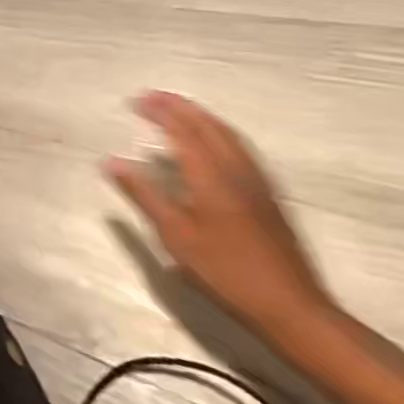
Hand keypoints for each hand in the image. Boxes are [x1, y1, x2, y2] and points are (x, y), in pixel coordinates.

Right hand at [105, 91, 333, 336]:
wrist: (292, 308)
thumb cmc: (225, 272)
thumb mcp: (175, 236)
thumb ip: (144, 194)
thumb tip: (112, 161)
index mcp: (211, 176)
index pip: (182, 131)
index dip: (159, 112)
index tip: (136, 101)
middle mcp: (236, 170)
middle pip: (208, 126)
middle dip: (180, 106)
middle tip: (154, 95)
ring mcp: (257, 182)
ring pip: (229, 135)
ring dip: (202, 116)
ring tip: (181, 108)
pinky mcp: (269, 196)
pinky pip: (241, 148)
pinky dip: (220, 132)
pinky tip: (214, 141)